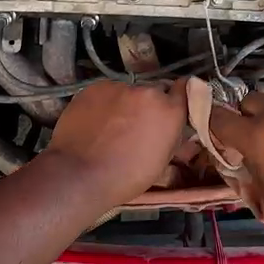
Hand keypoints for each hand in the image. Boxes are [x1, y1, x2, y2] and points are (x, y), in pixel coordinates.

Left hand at [39, 80, 186, 207]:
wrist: (81, 174)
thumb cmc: (126, 177)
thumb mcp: (161, 162)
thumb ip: (169, 136)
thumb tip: (170, 127)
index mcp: (169, 110)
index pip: (182, 89)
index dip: (175, 98)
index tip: (169, 107)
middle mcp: (147, 91)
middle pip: (152, 92)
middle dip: (146, 105)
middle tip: (134, 125)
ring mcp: (119, 86)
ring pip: (126, 92)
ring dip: (123, 103)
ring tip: (109, 126)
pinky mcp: (95, 86)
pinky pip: (104, 92)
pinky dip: (102, 103)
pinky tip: (93, 122)